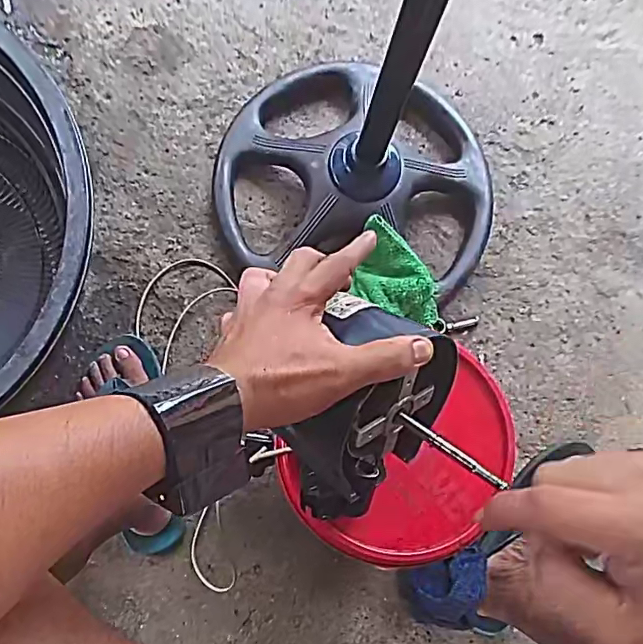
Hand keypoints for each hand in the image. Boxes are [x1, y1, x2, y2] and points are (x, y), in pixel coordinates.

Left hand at [204, 232, 434, 429]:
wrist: (226, 402)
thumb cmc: (274, 384)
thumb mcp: (341, 372)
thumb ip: (383, 358)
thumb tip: (416, 348)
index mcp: (299, 298)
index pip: (335, 263)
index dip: (356, 251)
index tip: (367, 240)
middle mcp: (270, 298)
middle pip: (298, 263)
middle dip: (322, 263)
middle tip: (337, 274)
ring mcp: (248, 314)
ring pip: (264, 279)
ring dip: (283, 279)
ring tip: (297, 290)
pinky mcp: (234, 335)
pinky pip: (242, 311)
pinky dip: (255, 311)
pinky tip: (261, 322)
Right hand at [479, 449, 642, 643]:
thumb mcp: (615, 628)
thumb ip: (554, 585)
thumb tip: (525, 544)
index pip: (548, 502)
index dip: (504, 511)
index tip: (485, 523)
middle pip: (553, 475)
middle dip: (541, 512)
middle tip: (567, 552)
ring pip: (573, 465)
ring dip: (567, 500)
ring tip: (600, 540)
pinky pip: (599, 463)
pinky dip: (591, 490)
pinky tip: (618, 523)